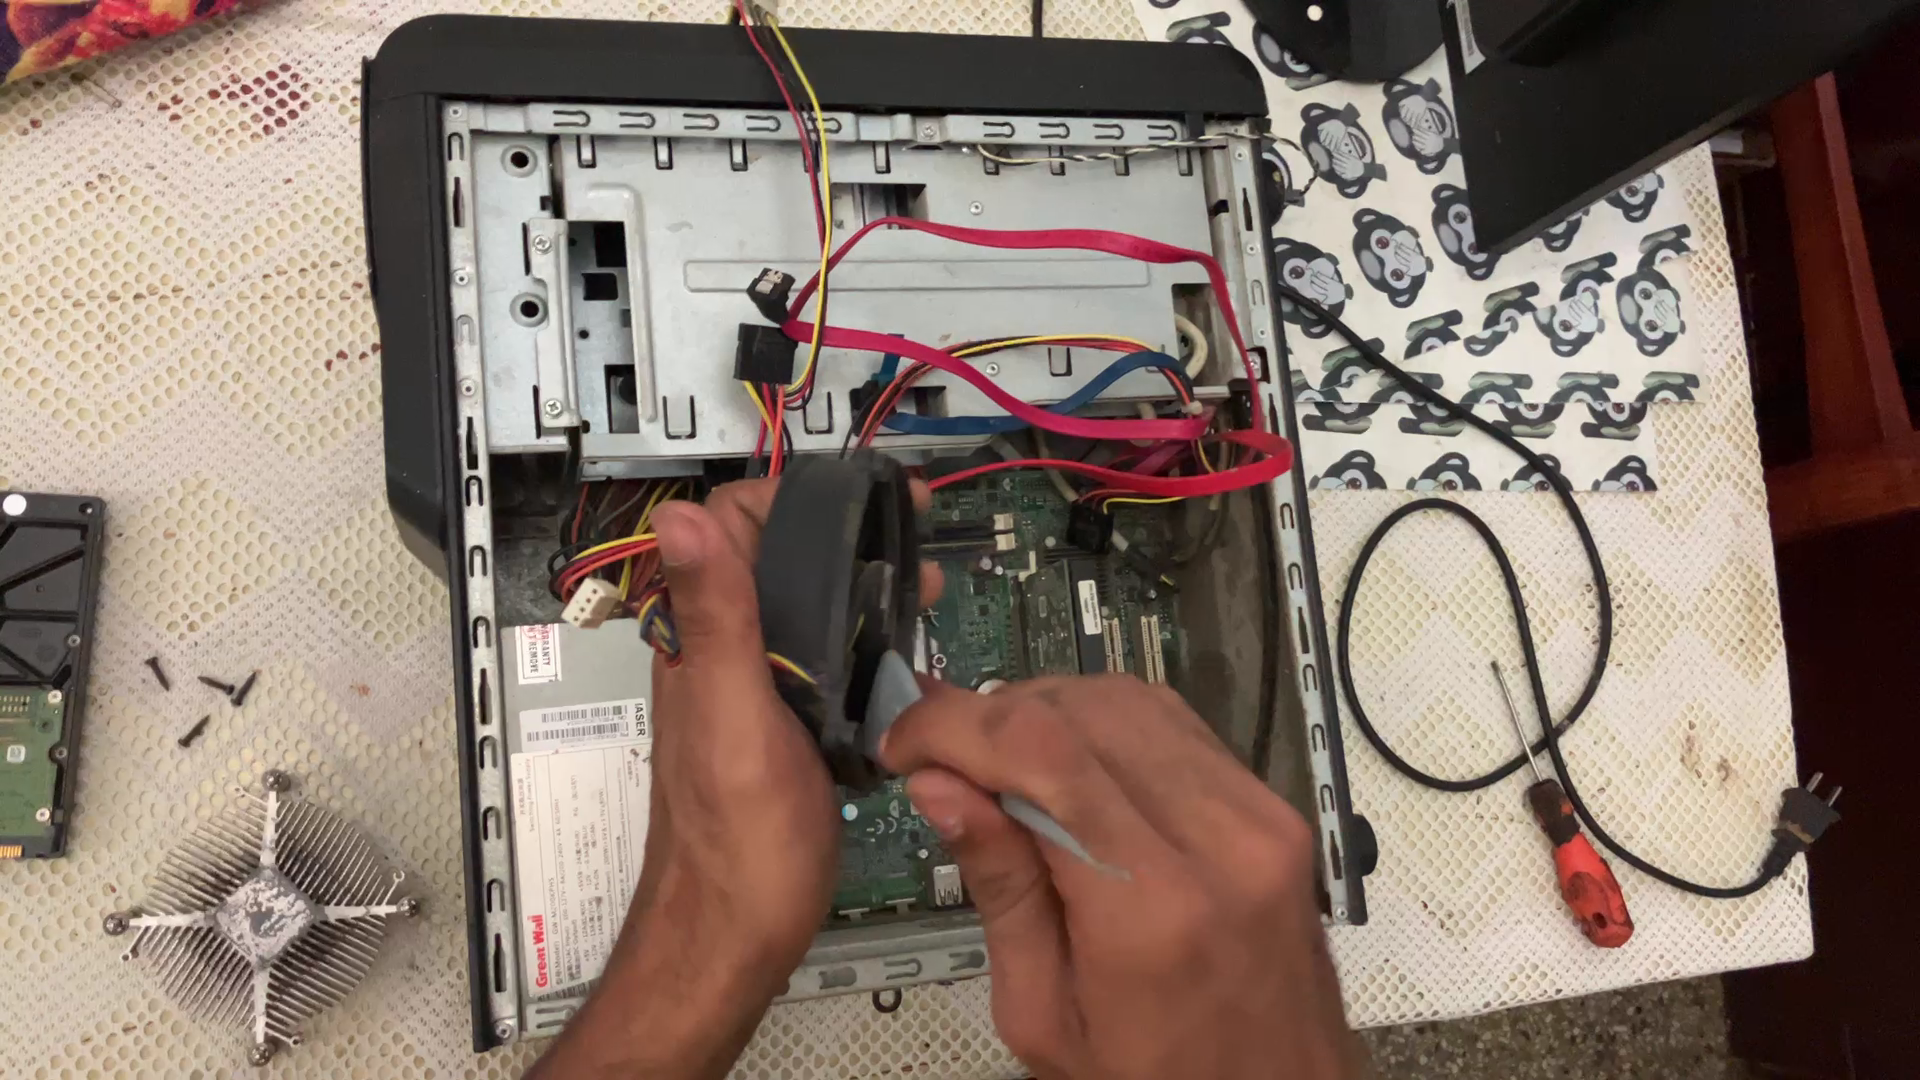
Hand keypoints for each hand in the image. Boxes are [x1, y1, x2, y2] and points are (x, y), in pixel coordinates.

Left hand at [531, 478, 938, 1079]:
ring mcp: (760, 682)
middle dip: (843, 535)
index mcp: (701, 636)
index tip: (862, 496)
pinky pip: (828, 653)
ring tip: (923, 589)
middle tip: (912, 537)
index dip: (792, 496)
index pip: (728, 525)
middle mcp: (726, 648)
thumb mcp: (732, 719)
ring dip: (863, 582)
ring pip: (807, 604)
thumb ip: (714, 618)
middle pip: (777, 559)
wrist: (739, 934)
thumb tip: (681, 515)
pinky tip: (907, 647)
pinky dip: (867, 634)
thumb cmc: (739, 839)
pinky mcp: (791, 715)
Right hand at [880, 676, 1358, 1079]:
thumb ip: (998, 885)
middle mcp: (1218, 838)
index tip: (902, 741)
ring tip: (1000, 758)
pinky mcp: (1269, 801)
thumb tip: (938, 783)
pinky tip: (1067, 758)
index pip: (1040, 756)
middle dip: (989, 715)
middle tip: (943, 754)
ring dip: (1040, 709)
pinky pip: (1164, 718)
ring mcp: (1256, 811)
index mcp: (1152, 909)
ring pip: (1120, 697)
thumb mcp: (1043, 1012)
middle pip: (1076, 710)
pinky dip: (1096, 718)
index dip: (955, 726)